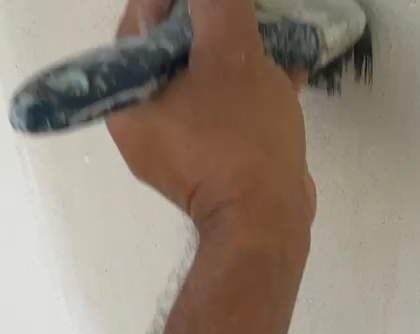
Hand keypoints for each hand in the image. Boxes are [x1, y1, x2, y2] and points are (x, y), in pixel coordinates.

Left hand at [107, 0, 314, 244]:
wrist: (268, 225)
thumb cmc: (240, 139)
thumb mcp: (230, 52)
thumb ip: (216, 0)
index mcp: (130, 99)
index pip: (143, 21)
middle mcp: (146, 125)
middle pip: (176, 49)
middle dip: (216, 19)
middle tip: (247, 6)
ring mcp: (182, 148)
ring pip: (207, 79)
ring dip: (242, 50)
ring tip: (273, 26)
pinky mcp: (215, 164)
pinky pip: (228, 111)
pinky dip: (254, 86)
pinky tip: (289, 62)